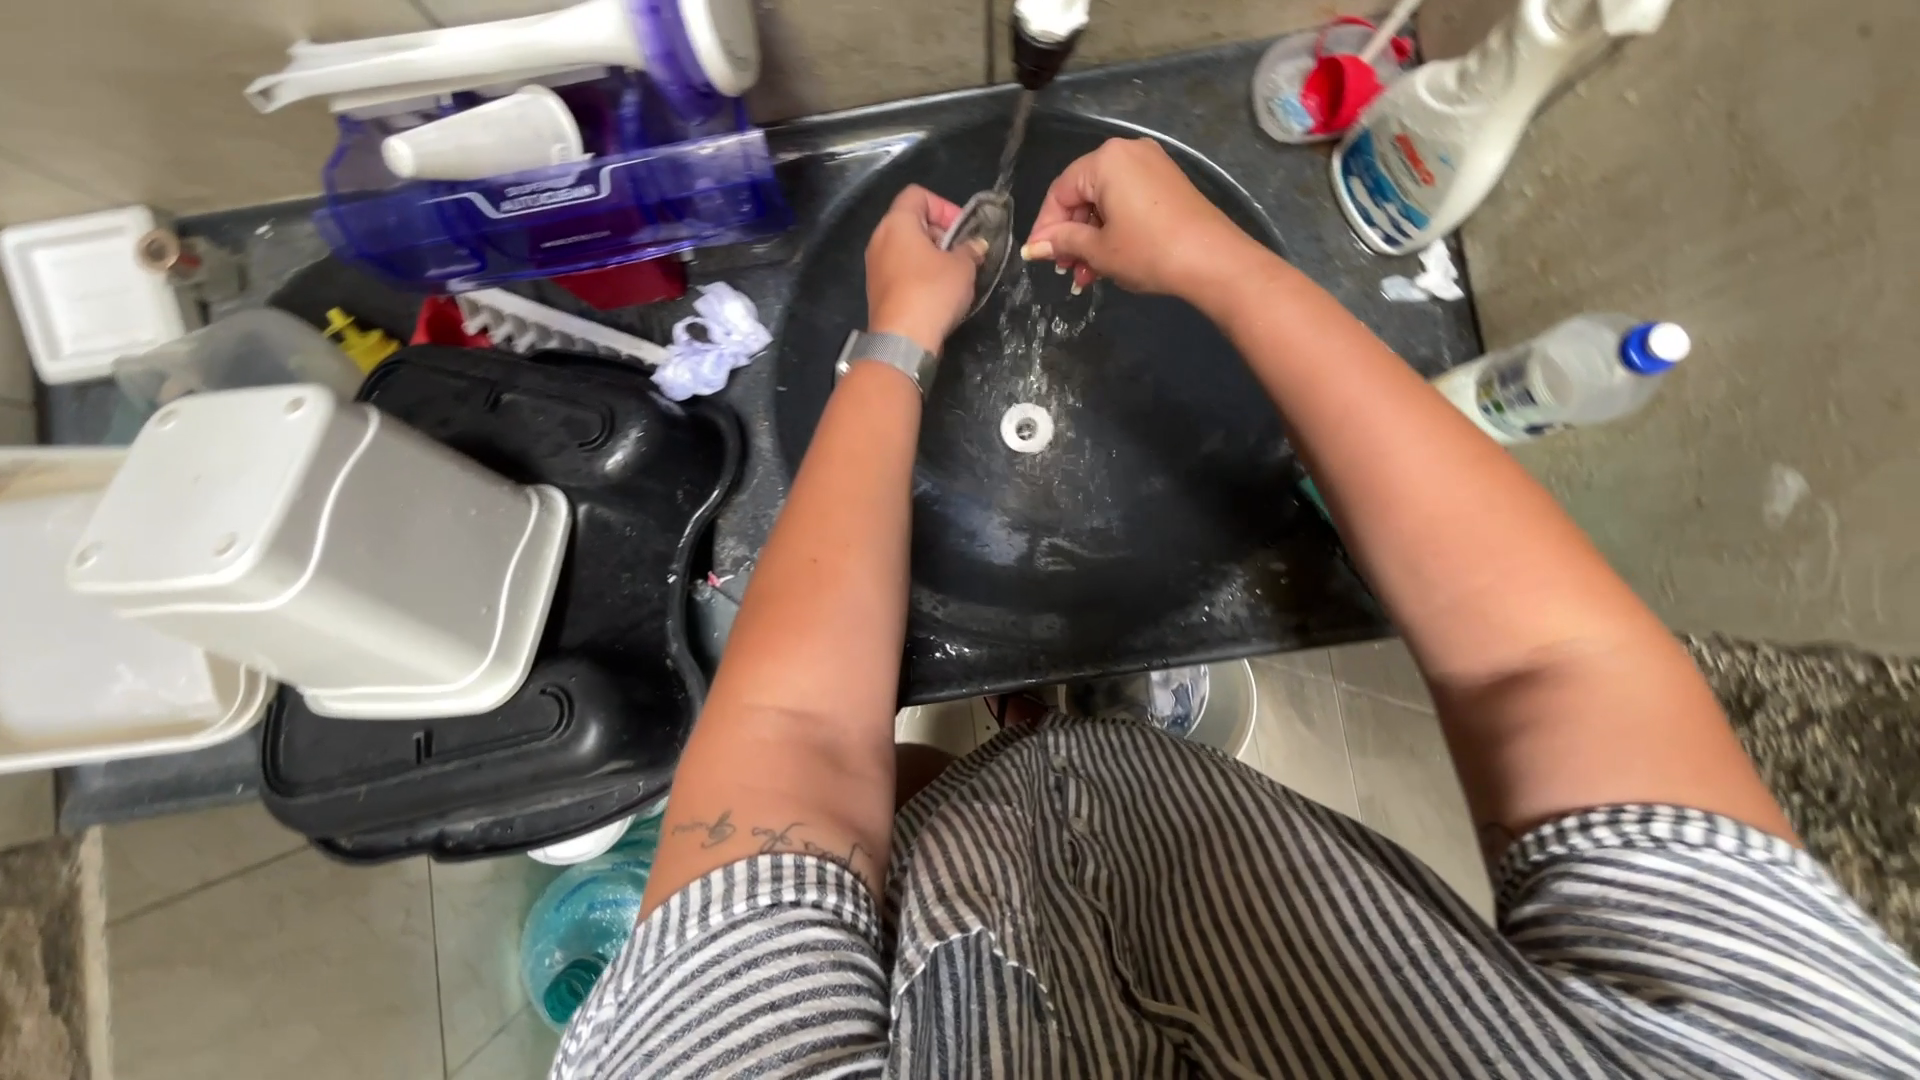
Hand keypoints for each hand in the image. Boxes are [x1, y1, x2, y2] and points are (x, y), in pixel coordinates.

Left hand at [865, 185, 983, 353]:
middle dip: (940, 233)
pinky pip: (900, 270)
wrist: (903, 340)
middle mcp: (879, 239)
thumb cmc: (933, 292)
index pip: (918, 195)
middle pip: (911, 222)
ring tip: (953, 275)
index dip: (944, 206)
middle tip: (962, 253)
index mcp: (897, 223)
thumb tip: (976, 246)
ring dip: (931, 256)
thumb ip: (970, 250)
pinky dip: (918, 274)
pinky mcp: (877, 290)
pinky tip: (937, 293)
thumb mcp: (962, 267)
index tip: (962, 229)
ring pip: (906, 248)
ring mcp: (875, 266)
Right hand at [1020, 137, 1261, 299]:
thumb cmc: (1147, 251)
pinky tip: (1108, 260)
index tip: (1038, 257)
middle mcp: (1128, 152)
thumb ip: (1063, 243)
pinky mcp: (1167, 183)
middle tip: (1066, 269)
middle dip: (1071, 235)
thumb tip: (1033, 248)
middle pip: (1082, 194)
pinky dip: (1113, 230)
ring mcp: (1151, 166)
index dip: (1045, 227)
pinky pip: (1126, 202)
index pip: (1060, 191)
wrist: (1211, 259)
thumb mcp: (1098, 250)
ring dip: (1091, 238)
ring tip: (1087, 275)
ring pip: (1105, 202)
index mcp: (1106, 160)